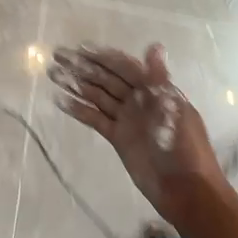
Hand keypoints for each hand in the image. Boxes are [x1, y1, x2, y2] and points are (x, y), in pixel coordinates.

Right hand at [49, 44, 224, 222]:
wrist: (185, 191)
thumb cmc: (185, 149)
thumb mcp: (174, 112)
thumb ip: (159, 80)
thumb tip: (154, 46)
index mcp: (156, 90)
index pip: (125, 67)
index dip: (102, 57)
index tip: (79, 48)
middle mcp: (139, 100)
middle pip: (107, 78)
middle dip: (83, 67)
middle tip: (57, 56)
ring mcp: (127, 118)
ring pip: (97, 96)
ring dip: (76, 85)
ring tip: (52, 74)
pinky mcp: (118, 137)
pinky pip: (95, 118)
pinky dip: (78, 109)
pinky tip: (59, 100)